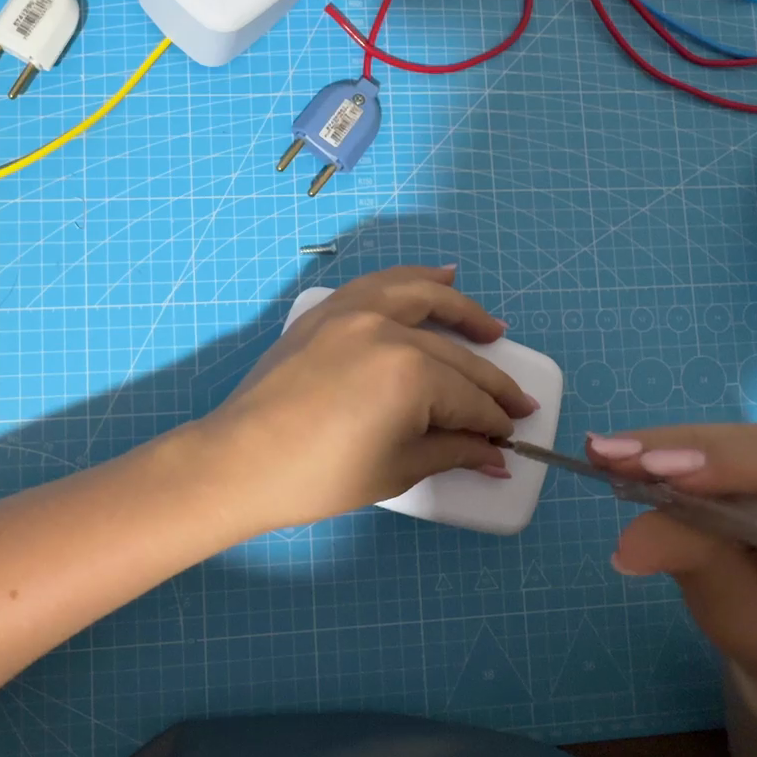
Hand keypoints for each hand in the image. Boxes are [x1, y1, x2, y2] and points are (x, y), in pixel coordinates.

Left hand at [189, 265, 538, 531]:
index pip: (468, 397)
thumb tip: (495, 454)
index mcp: (410, 371)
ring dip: (458, 308)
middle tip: (514, 404)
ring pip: (418, 296)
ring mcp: (353, 312)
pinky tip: (432, 280)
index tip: (512, 437)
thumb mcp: (396, 468)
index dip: (493, 421)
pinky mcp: (326, 311)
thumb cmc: (320, 476)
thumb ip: (452, 450)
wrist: (242, 459)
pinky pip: (376, 285)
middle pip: (452, 355)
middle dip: (488, 384)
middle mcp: (387, 328)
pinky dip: (408, 280)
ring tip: (490, 326)